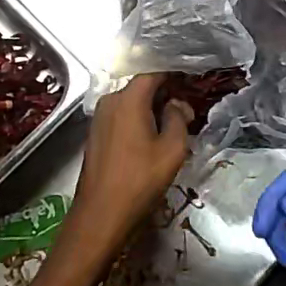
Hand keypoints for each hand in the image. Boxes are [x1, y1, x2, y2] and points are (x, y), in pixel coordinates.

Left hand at [63, 74, 193, 264]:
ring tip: (172, 125)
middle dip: (163, 94)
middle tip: (185, 108)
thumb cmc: (140, 180)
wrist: (101, 212)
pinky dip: (137, 120)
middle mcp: (110, 101)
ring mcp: (99, 117)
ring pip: (130, 103)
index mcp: (128, 99)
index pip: (152, 73)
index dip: (171, 74)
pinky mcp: (96, 133)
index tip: (189, 79)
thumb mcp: (171, 150)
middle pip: (140, 87)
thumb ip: (178, 119)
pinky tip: (151, 137)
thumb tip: (177, 103)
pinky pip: (120, 116)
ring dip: (150, 109)